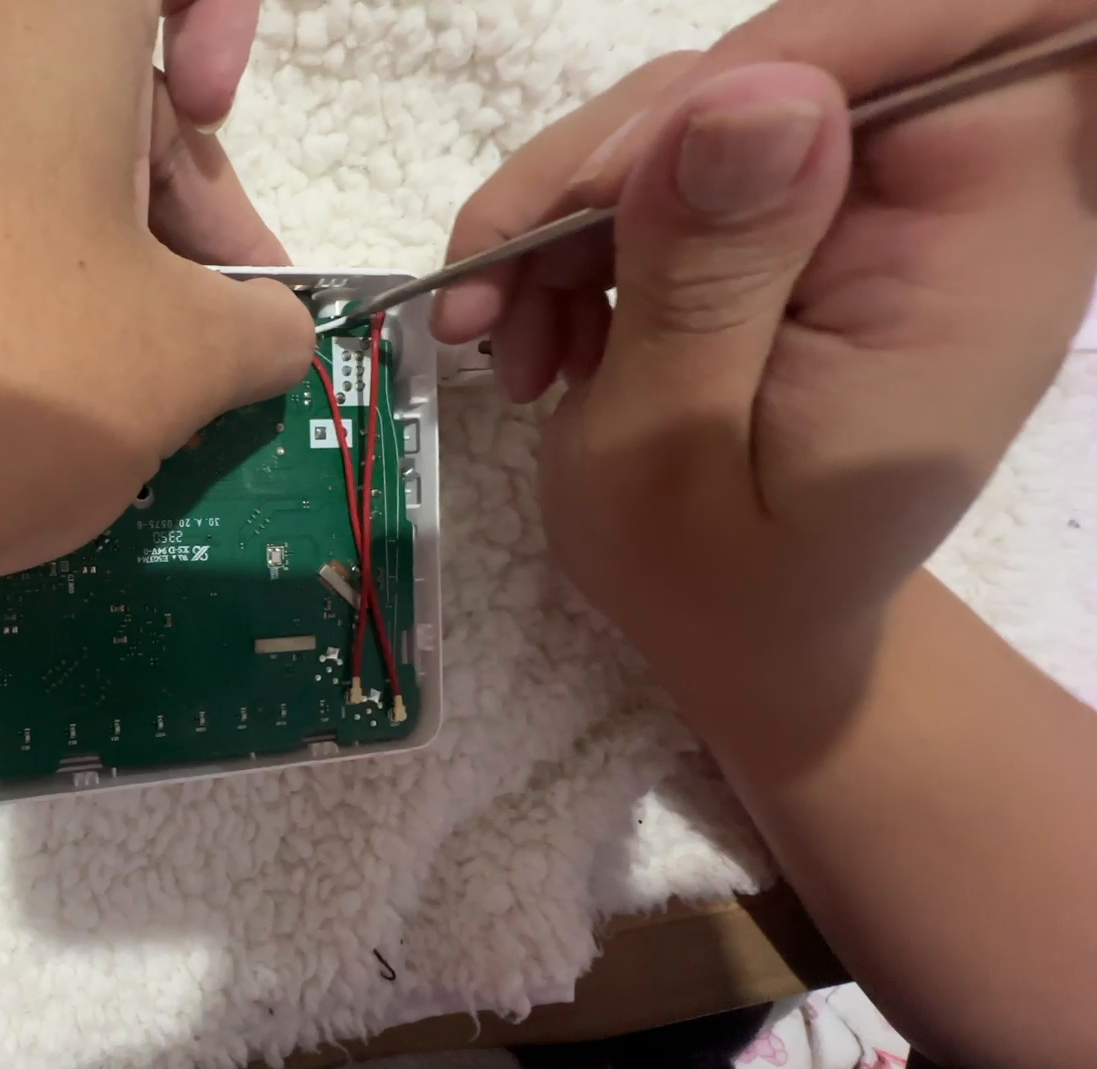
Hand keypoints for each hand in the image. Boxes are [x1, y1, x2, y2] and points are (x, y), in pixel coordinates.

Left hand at [0, 0, 311, 637]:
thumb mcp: (184, 360)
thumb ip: (264, 330)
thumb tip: (274, 334)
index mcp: (28, 12)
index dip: (217, 7)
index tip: (216, 107)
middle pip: (87, 82)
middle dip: (175, 200)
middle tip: (209, 328)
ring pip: (8, 165)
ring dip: (91, 262)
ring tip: (116, 387)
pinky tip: (9, 398)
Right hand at [430, 2, 1096, 726]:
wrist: (721, 619)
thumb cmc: (704, 572)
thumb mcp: (672, 446)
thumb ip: (704, 280)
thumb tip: (731, 95)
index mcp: (970, 253)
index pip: (948, 32)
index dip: (773, 63)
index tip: (607, 182)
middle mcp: (918, 207)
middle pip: (759, 78)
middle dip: (591, 174)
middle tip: (489, 290)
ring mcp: (827, 225)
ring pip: (669, 131)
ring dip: (548, 228)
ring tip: (494, 340)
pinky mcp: (754, 246)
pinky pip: (638, 193)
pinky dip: (554, 259)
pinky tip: (529, 343)